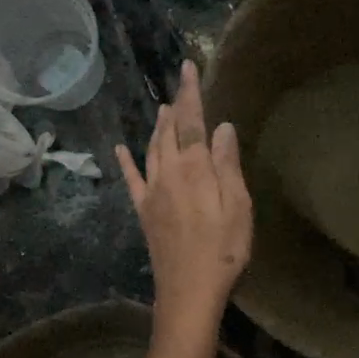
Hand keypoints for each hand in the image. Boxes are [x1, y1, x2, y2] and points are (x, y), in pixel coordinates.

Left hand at [116, 61, 253, 326]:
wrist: (188, 291)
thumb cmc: (223, 250)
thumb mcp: (238, 206)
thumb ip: (227, 165)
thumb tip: (222, 127)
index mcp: (194, 168)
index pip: (192, 120)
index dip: (191, 92)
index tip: (188, 66)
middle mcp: (168, 172)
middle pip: (170, 131)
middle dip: (176, 104)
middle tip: (181, 84)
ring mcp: (152, 192)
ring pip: (152, 149)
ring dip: (157, 126)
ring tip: (163, 108)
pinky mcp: (144, 211)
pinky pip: (132, 179)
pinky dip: (126, 160)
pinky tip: (120, 148)